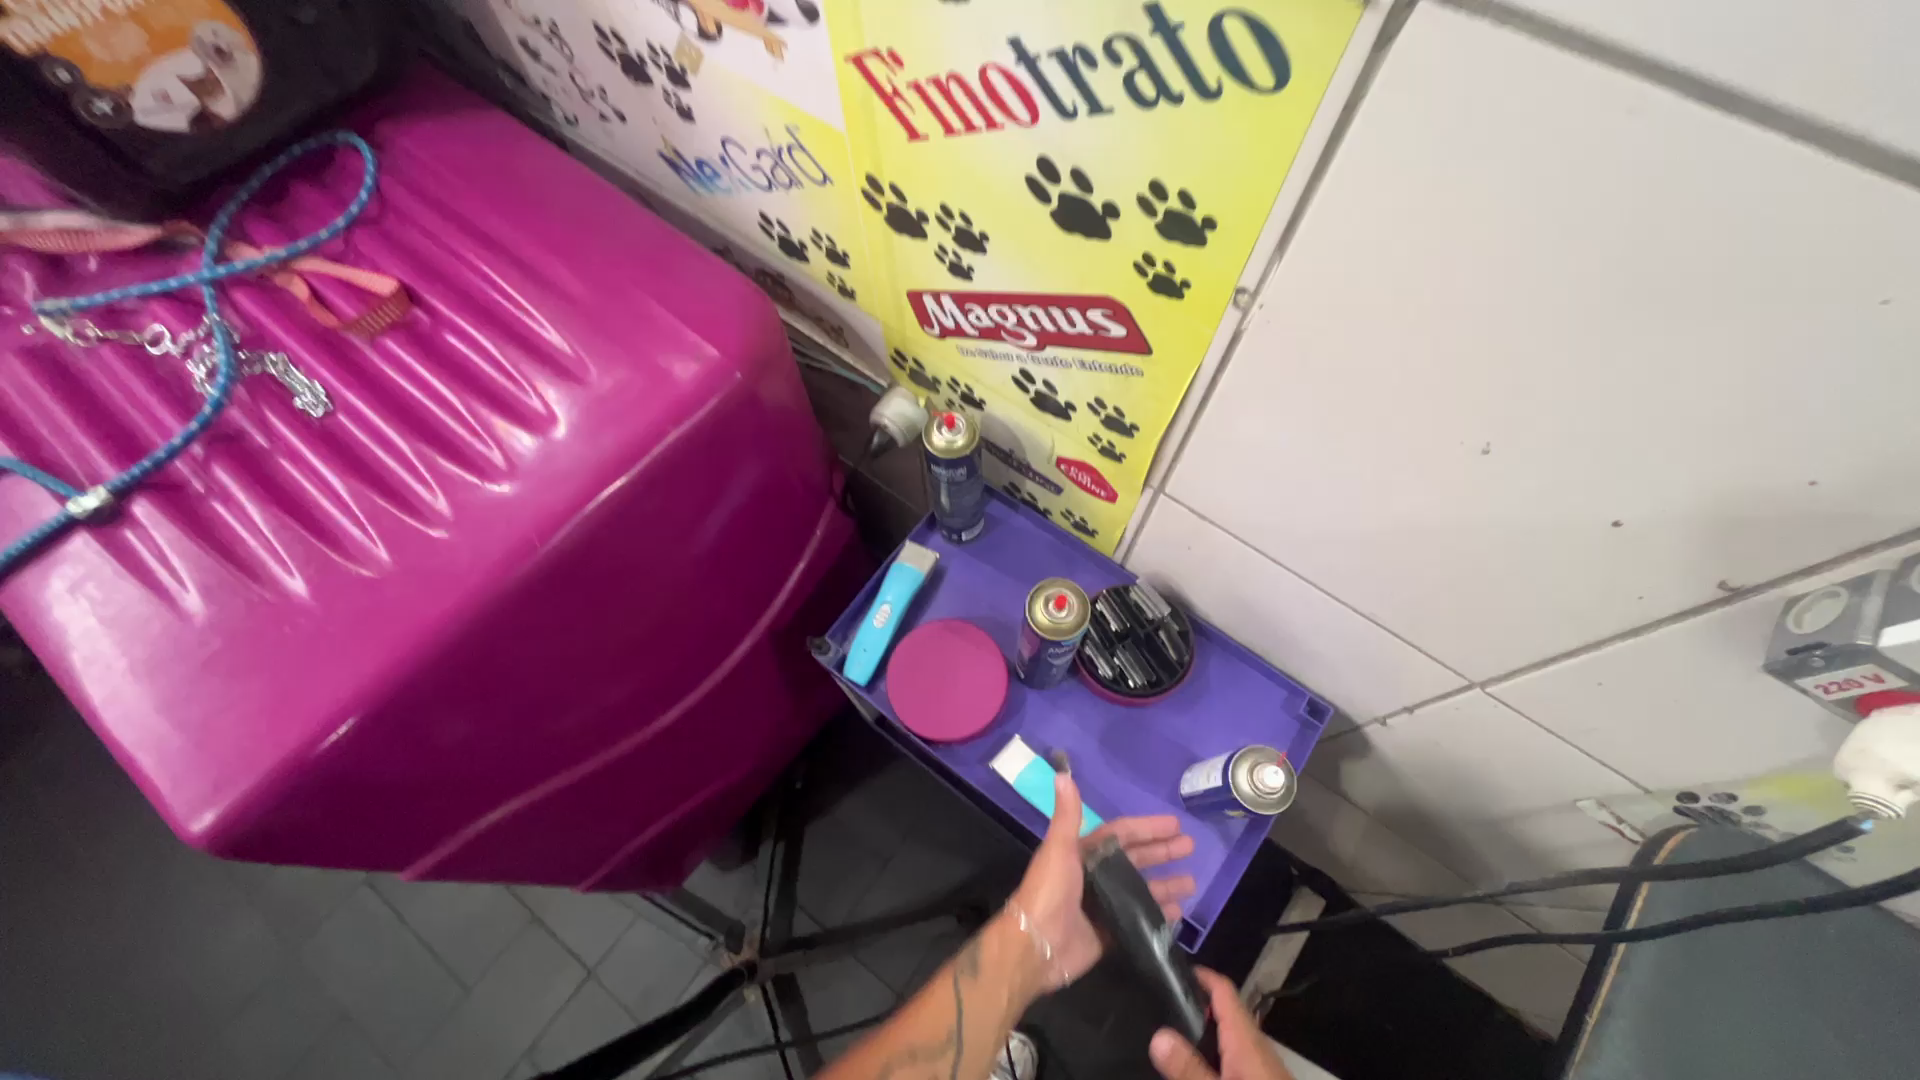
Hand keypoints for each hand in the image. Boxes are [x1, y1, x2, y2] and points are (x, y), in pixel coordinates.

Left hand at [1007, 772, 1194, 990]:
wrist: (1035, 945)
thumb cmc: (1048, 891)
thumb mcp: (1059, 848)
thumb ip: (1067, 814)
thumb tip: (1062, 773)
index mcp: (1082, 852)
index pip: (1121, 834)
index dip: (1146, 828)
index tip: (1175, 824)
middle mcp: (1094, 875)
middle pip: (1135, 859)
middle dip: (1162, 852)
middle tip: (1190, 847)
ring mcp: (1102, 904)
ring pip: (1140, 890)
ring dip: (1165, 884)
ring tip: (1192, 883)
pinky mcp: (1108, 932)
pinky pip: (1139, 920)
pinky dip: (1157, 915)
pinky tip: (1179, 913)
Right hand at [1149, 969, 1294, 1079]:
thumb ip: (1190, 1069)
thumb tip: (1158, 1035)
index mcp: (1246, 1041)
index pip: (1223, 989)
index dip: (1199, 974)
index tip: (1168, 969)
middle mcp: (1257, 1048)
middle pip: (1226, 1012)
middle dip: (1195, 1006)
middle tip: (1159, 1006)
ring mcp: (1264, 1069)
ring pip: (1231, 1038)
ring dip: (1205, 1033)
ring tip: (1171, 1036)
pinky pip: (1237, 1060)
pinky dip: (1216, 1056)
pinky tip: (1199, 1072)